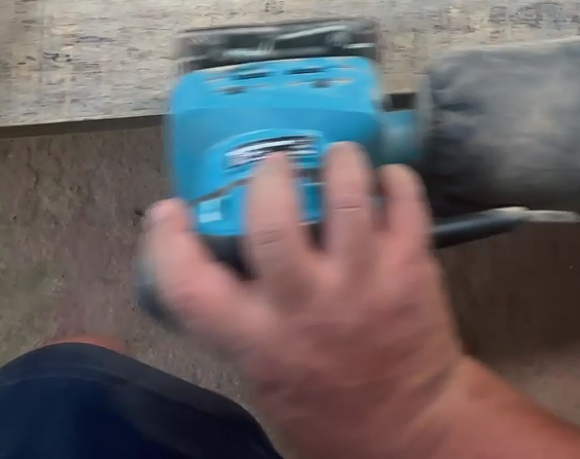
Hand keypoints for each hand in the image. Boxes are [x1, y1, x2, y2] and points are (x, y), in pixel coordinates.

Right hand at [141, 144, 467, 458]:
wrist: (407, 425)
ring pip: (347, 198)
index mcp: (259, 338)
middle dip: (269, 178)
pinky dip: (395, 177)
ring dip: (340, 162)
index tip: (169, 209)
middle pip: (274, 222)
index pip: (191, 289)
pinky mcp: (411, 264)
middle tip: (276, 163)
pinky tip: (385, 176)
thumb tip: (221, 251)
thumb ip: (242, 316)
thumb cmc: (326, 398)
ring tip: (337, 155)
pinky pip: (405, 202)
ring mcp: (364, 280)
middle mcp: (308, 305)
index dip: (168, 243)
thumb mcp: (264, 368)